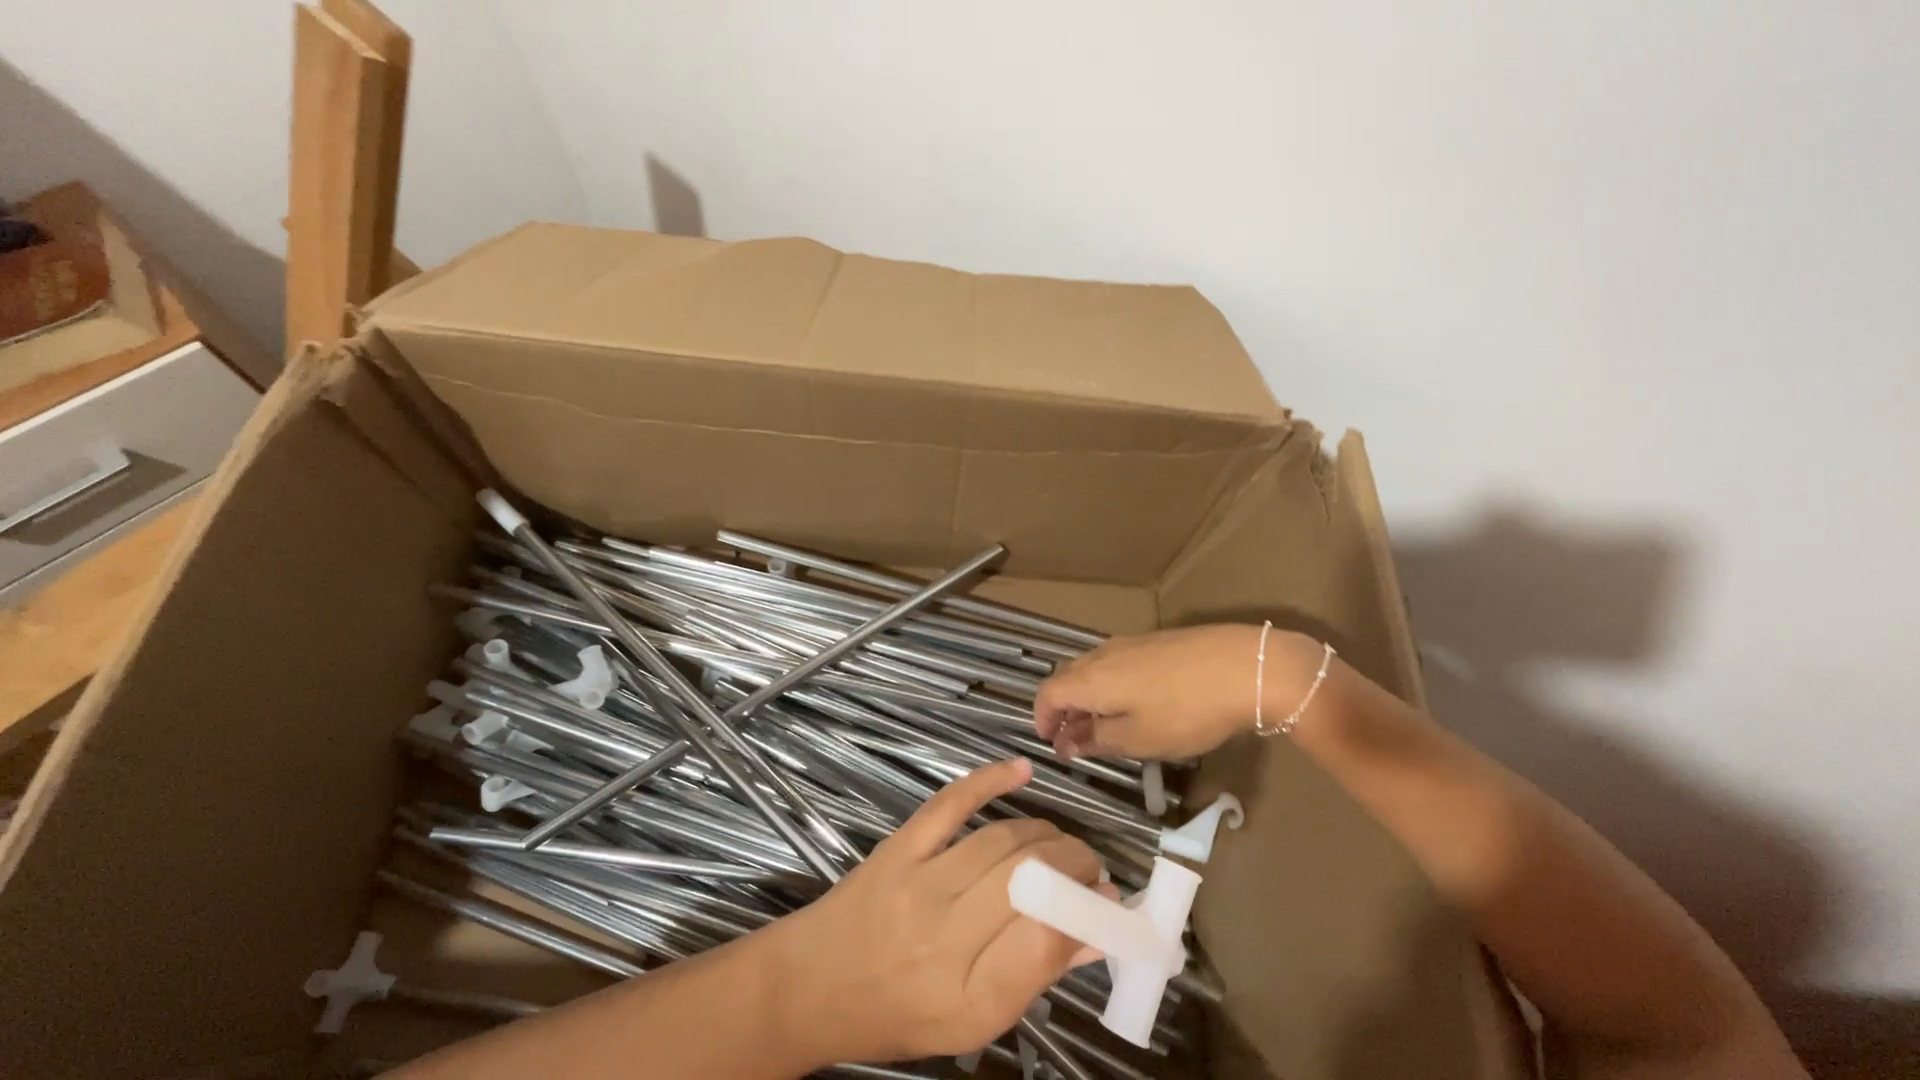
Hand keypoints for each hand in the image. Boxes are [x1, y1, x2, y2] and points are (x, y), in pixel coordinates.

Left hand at [765, 759, 1105, 1066]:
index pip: (1045, 940)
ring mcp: (917, 879)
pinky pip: (949, 803)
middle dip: (1074, 864)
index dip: (1087, 912)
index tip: (1106, 901)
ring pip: (1000, 840)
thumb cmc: (897, 1013)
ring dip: (1045, 835)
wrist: (811, 986)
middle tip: (1090, 868)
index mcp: (964, 991)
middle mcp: (941, 931)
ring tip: (1063, 845)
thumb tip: (1094, 933)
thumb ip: (1033, 976)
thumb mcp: (971, 1022)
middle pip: (1028, 879)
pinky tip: (1022, 770)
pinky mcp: (898, 846)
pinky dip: (988, 780)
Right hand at [1035, 623, 1322, 759]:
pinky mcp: (1159, 642)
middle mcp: (1103, 653)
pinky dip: (1112, 685)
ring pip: (1094, 668)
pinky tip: (1137, 703)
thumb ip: (1096, 739)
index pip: (1048, 692)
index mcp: (1090, 678)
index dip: (1042, 717)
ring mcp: (1133, 643)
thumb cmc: (1186, 711)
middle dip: (1064, 707)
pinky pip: (1118, 663)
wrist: (1247, 668)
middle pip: (1068, 676)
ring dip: (1089, 696)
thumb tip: (1065, 743)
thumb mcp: (1138, 739)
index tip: (1049, 741)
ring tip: (1106, 724)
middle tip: (1074, 737)